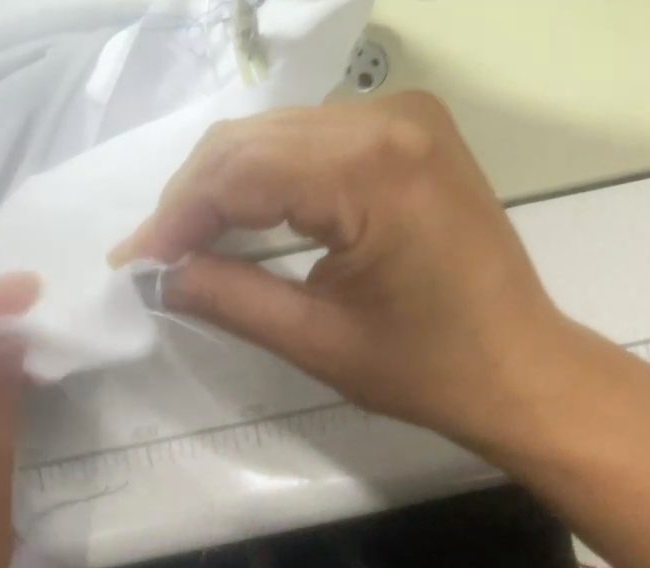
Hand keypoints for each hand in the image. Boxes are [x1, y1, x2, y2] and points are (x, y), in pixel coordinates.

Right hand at [111, 92, 570, 444]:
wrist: (517, 367)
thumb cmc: (426, 369)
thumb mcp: (317, 341)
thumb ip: (231, 299)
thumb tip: (160, 277)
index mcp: (372, 170)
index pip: (241, 170)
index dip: (176, 216)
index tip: (131, 263)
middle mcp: (389, 119)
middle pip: (254, 139)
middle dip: (193, 198)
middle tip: (155, 256)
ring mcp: (406, 117)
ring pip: (278, 134)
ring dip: (225, 185)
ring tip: (188, 243)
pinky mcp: (411, 131)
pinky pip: (314, 141)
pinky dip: (269, 178)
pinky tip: (243, 218)